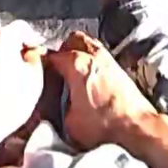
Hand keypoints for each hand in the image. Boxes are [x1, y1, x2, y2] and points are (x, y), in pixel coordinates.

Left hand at [0, 27, 46, 146]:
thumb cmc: (9, 101)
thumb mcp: (35, 79)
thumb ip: (35, 59)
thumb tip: (31, 54)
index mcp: (3, 38)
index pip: (21, 27)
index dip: (33, 37)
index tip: (39, 49)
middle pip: (4, 38)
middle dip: (17, 47)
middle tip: (27, 61)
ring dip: (4, 60)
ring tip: (14, 75)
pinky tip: (1, 86)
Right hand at [46, 30, 159, 149]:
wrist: (136, 127)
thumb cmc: (104, 126)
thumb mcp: (71, 123)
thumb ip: (57, 109)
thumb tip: (53, 108)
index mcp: (78, 65)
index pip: (53, 55)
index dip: (40, 61)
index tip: (32, 65)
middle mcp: (93, 54)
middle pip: (72, 40)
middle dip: (62, 50)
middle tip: (55, 67)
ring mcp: (107, 58)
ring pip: (87, 43)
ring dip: (77, 52)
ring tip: (70, 72)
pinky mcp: (117, 66)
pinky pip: (98, 53)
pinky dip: (89, 59)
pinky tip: (86, 78)